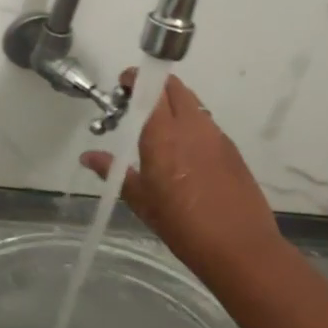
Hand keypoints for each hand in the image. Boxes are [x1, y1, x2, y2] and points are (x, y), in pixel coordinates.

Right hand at [80, 72, 282, 275]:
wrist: (240, 248)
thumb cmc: (182, 224)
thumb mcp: (141, 200)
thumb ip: (113, 172)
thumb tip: (87, 157)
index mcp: (164, 135)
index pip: (151, 89)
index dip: (137, 80)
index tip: (124, 84)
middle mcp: (192, 127)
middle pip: (176, 88)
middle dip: (156, 86)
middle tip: (139, 102)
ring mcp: (216, 137)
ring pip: (194, 104)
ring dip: (175, 104)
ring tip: (160, 127)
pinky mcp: (232, 150)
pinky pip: (207, 124)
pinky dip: (192, 124)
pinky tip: (184, 150)